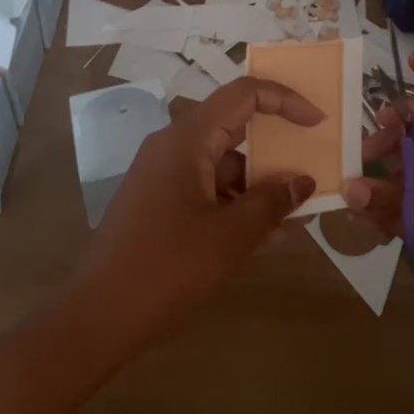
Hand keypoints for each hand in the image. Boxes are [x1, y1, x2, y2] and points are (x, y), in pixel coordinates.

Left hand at [71, 76, 322, 349]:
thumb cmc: (166, 268)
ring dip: (259, 182)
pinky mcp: (158, 203)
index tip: (317, 122)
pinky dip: (236, 202)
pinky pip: (207, 188)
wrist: (96, 318)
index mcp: (187, 139)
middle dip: (276, 146)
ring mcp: (162, 175)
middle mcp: (172, 146)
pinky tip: (264, 234)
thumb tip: (302, 182)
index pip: (244, 95)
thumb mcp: (230, 236)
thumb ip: (271, 203)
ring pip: (223, 162)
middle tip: (311, 164)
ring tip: (296, 213)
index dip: (285, 100)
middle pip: (234, 126)